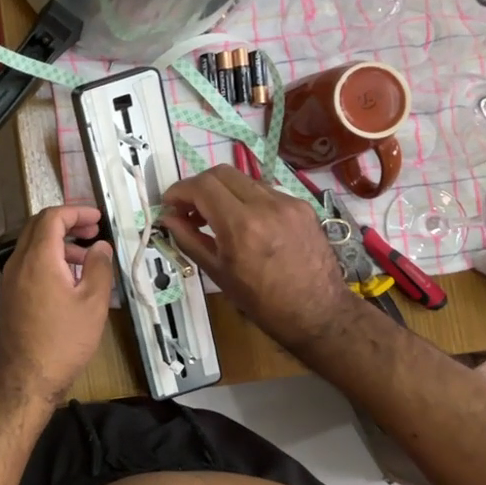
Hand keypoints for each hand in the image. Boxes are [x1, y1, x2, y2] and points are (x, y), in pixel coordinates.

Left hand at [0, 206, 115, 402]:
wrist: (25, 378)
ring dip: (59, 244)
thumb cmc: (63, 341)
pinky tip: (69, 281)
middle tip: (93, 232)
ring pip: (32, 246)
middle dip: (67, 223)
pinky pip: (28, 265)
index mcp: (38, 258)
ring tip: (87, 260)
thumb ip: (100, 268)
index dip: (77, 212)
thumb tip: (101, 246)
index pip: (52, 217)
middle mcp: (17, 263)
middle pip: (38, 227)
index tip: (98, 219)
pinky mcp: (9, 296)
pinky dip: (48, 261)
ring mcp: (9, 280)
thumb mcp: (93, 303)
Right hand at [160, 165, 371, 351]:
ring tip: (215, 216)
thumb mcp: (217, 272)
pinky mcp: (302, 206)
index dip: (179, 191)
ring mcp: (288, 202)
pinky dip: (246, 199)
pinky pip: (265, 191)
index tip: (169, 205)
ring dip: (222, 191)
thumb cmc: (261, 301)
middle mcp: (265, 205)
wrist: (317, 311)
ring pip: (244, 179)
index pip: (201, 186)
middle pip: (221, 173)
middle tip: (189, 209)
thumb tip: (168, 219)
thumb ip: (188, 239)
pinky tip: (244, 222)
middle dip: (198, 186)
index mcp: (241, 226)